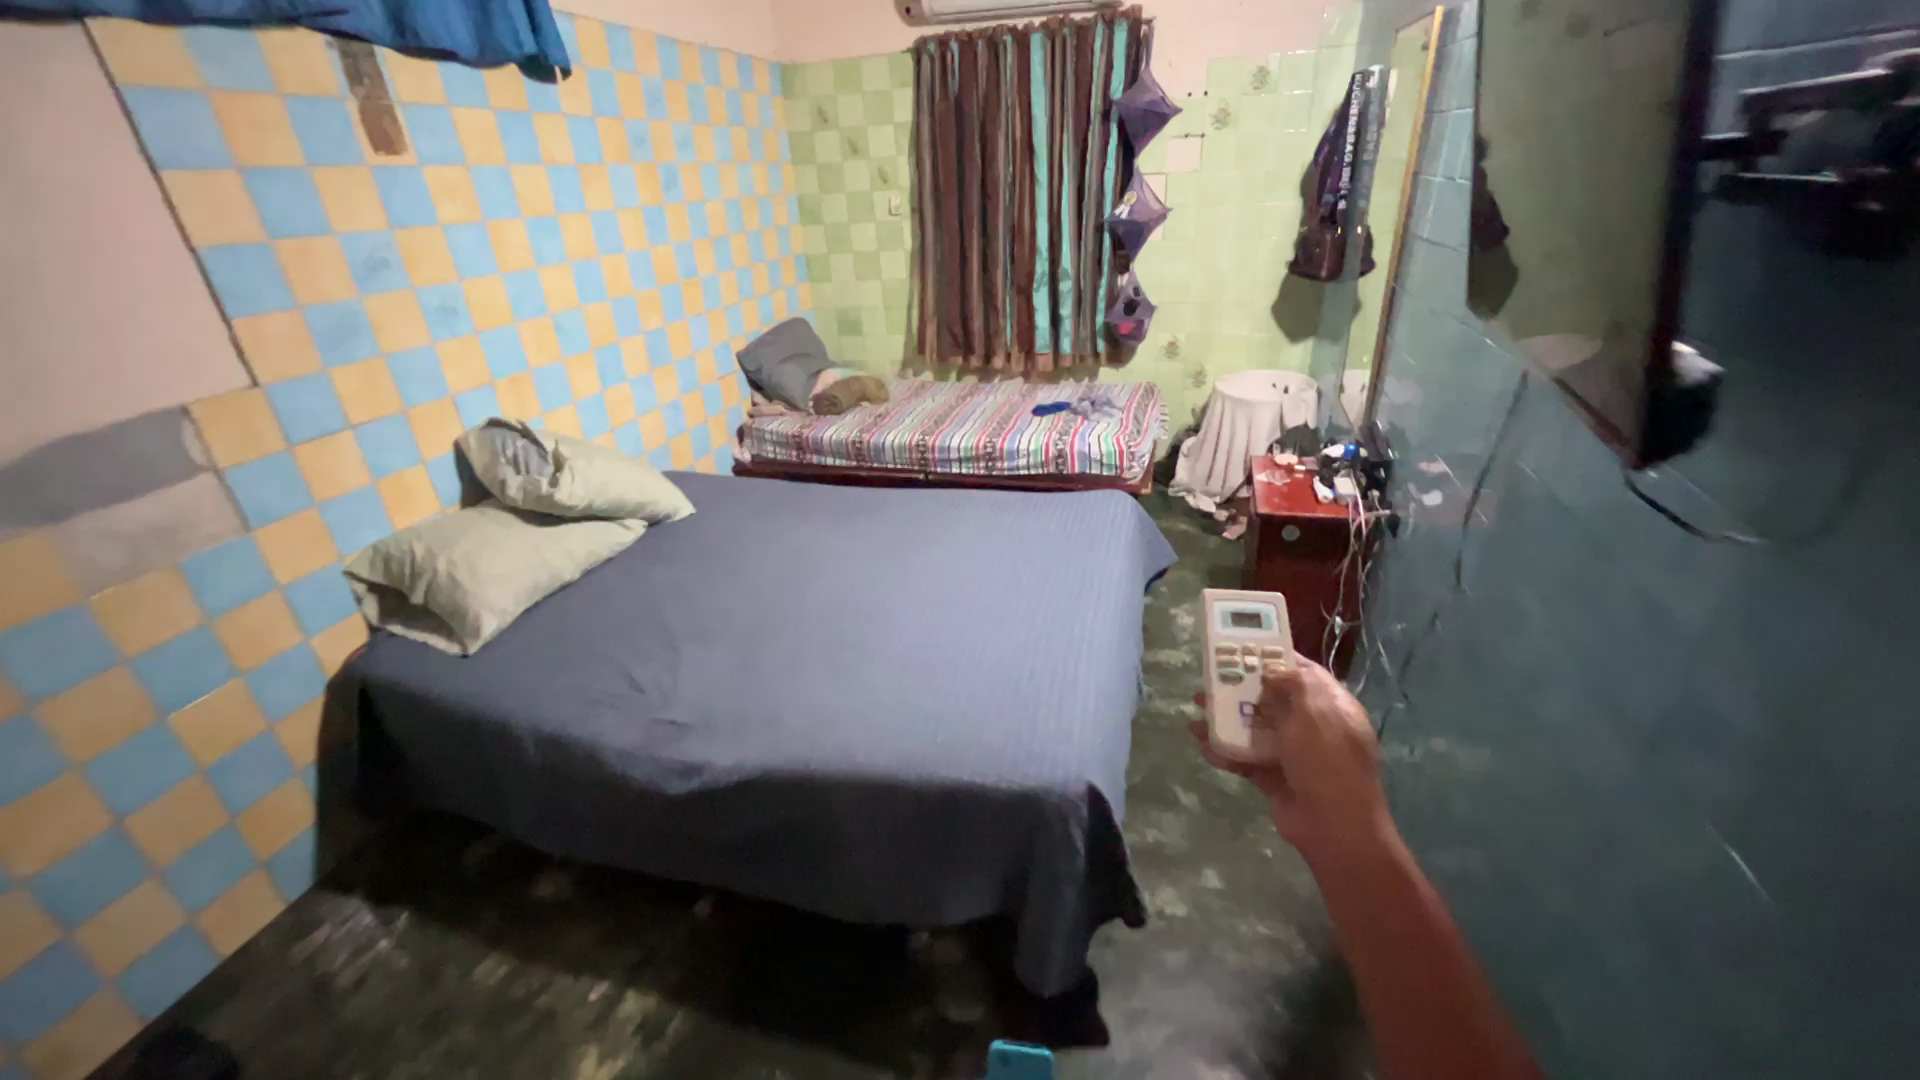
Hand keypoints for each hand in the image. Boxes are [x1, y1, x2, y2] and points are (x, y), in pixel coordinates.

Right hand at [1192, 659, 1389, 859]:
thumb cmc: (1327, 762)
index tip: (1243, 649)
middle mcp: (1314, 727)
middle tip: (1210, 679)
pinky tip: (1202, 745)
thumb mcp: (1314, 713)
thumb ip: (1292, 685)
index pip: (1303, 673)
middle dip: (1241, 689)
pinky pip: (1246, 758)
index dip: (1274, 659)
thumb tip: (1272, 672)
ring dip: (1226, 720)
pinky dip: (1225, 752)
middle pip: (1273, 700)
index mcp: (1332, 707)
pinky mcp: (1275, 778)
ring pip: (1255, 729)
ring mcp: (1294, 755)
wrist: (1335, 829)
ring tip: (1195, 711)